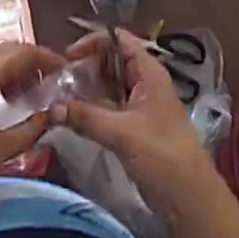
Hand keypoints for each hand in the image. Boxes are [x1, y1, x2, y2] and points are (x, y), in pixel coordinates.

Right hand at [52, 30, 216, 205]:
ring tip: (57, 93)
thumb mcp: (122, 133)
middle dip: (85, 65)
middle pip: (111, 61)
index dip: (94, 41)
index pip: (120, 41)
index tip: (67, 55)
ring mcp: (138, 105)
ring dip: (86, 87)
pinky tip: (70, 114)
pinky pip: (108, 106)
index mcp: (149, 72)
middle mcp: (144, 83)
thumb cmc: (161, 154)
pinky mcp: (132, 126)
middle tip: (57, 77)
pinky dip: (90, 106)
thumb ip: (86, 117)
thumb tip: (51, 108)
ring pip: (108, 84)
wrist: (187, 196)